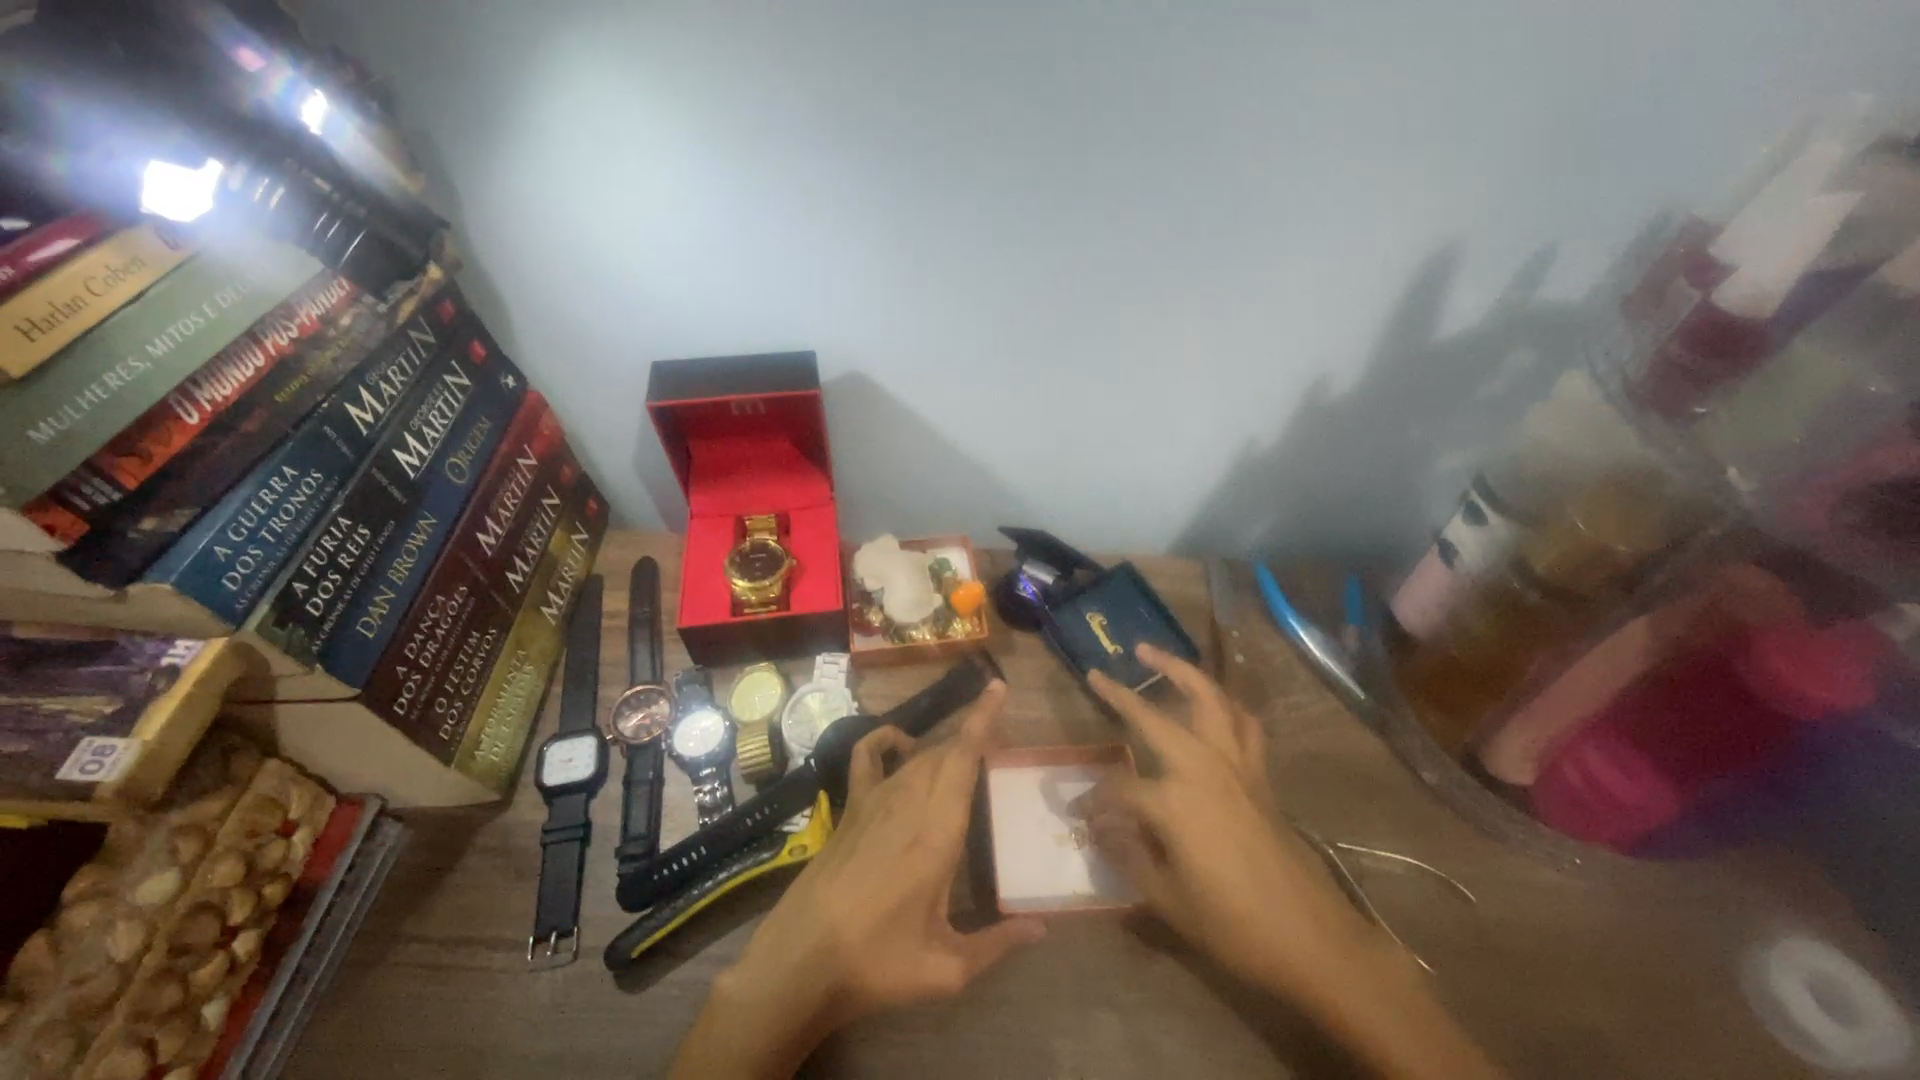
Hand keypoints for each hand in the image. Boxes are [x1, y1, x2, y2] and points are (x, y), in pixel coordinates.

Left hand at [670, 682, 1044, 1079]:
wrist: (800, 961)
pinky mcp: (848, 812)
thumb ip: (997, 944)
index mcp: (937, 834)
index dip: (981, 721)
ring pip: (914, 757)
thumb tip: (1042, 930)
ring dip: (941, 746)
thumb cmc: (876, 963)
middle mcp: (907, 805)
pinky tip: (899, 743)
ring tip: (965, 751)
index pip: (963, 761)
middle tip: (998, 739)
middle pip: (943, 753)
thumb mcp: (946, 968)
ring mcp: (872, 804)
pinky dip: (882, 740)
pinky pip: (866, 760)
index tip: (997, 688)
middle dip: (971, 735)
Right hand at [1081, 645, 1378, 997]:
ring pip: (1210, 701)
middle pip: (1157, 718)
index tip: (1076, 814)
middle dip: (1123, 695)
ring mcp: (1238, 767)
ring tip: (1156, 654)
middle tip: (1099, 674)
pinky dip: (1225, 706)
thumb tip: (1100, 828)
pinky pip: (1244, 725)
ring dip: (1182, 672)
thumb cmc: (1232, 925)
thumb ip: (1128, 856)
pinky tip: (1213, 704)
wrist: (1312, 939)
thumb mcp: (1166, 899)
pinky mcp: (1262, 776)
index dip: (1093, 802)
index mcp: (1173, 803)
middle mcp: (1203, 770)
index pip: (1118, 789)